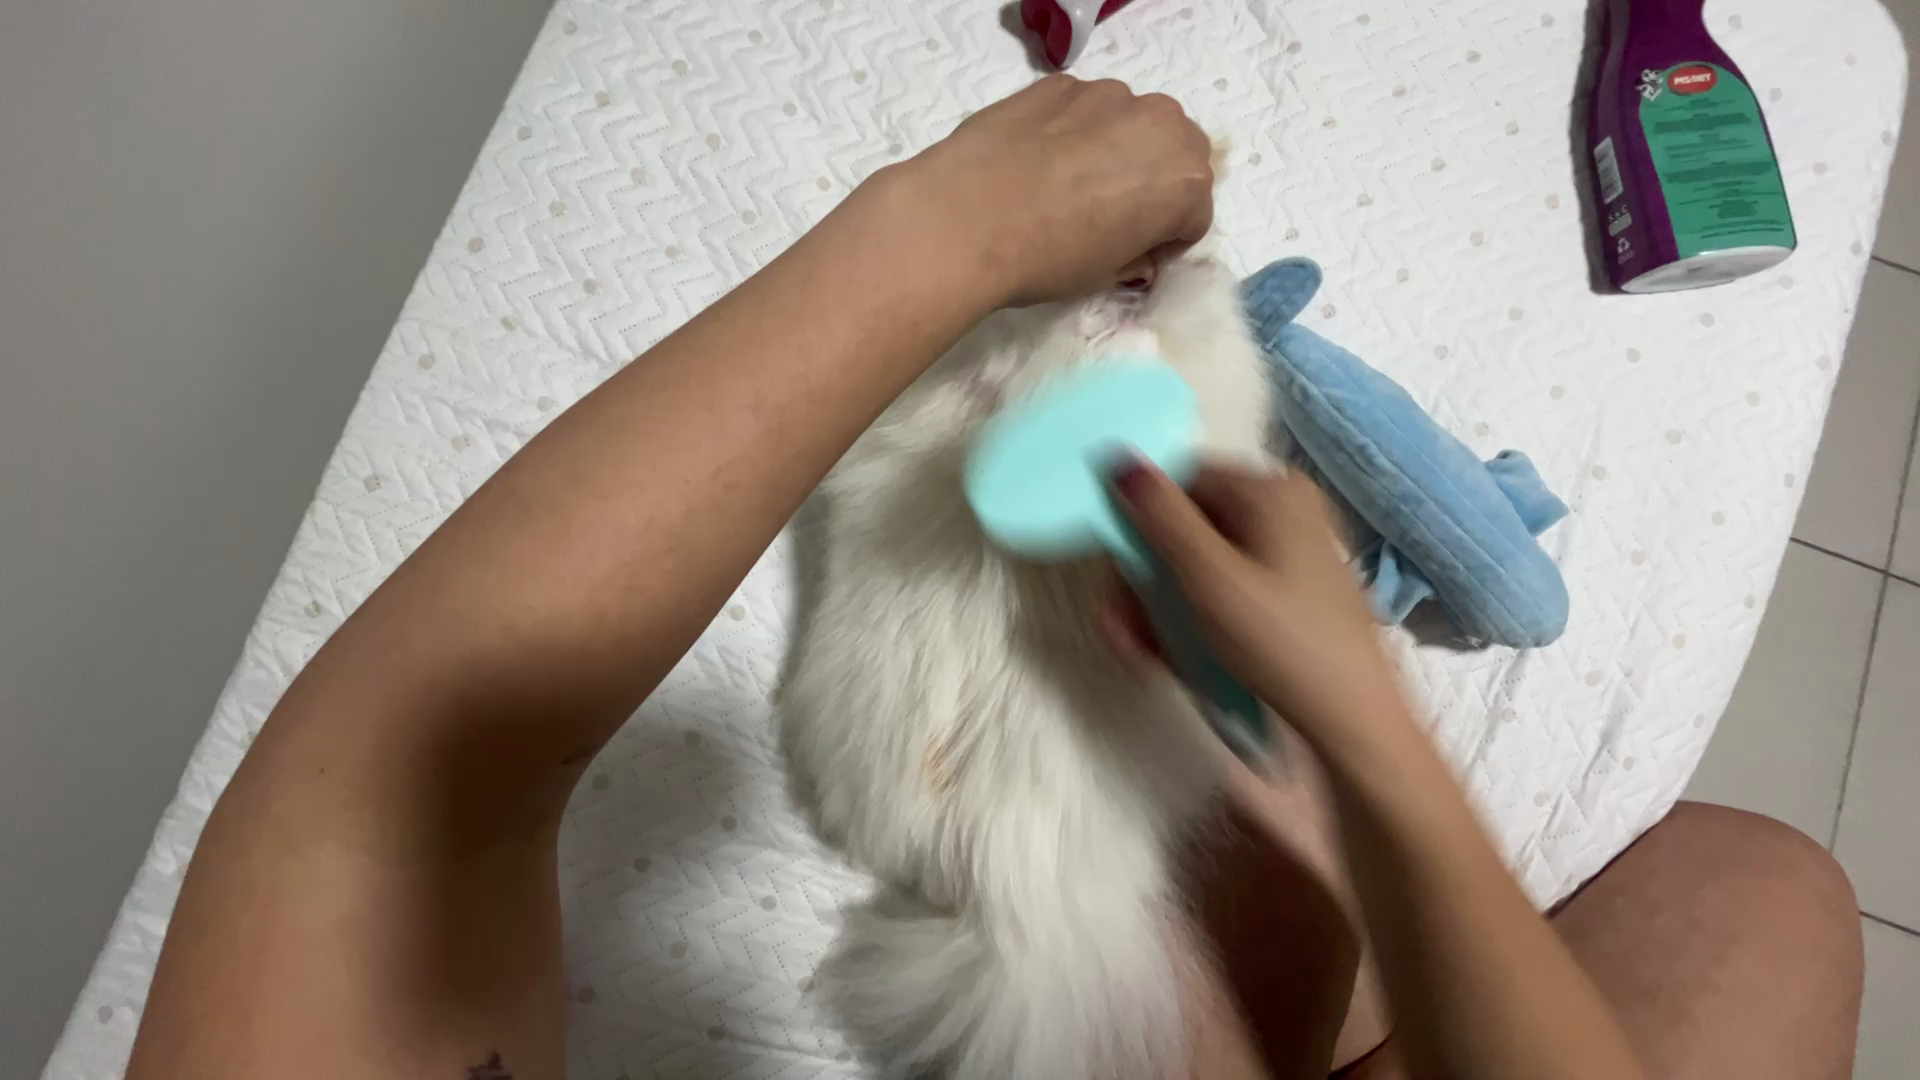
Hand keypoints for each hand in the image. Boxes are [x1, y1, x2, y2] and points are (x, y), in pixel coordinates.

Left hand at [899, 75, 1214, 307]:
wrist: (968, 218)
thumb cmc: (1047, 259)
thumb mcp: (1104, 274)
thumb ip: (1134, 253)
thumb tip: (1136, 247)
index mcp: (1185, 182)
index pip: (1194, 217)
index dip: (1165, 242)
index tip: (1134, 256)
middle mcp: (1161, 125)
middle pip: (1175, 157)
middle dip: (1152, 187)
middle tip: (1108, 219)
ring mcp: (1110, 95)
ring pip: (1129, 127)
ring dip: (1113, 154)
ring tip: (1064, 190)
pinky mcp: (1062, 83)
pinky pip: (1084, 112)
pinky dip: (1073, 135)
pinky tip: (1036, 165)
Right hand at [1107, 460, 1412, 750]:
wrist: (1351, 724)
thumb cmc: (1280, 644)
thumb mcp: (1210, 579)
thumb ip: (1161, 517)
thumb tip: (1120, 460)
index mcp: (1270, 491)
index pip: (1178, 481)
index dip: (1137, 522)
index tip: (1115, 572)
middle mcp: (1279, 510)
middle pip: (1183, 527)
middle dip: (1142, 578)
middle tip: (1120, 626)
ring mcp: (1285, 552)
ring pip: (1196, 563)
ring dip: (1156, 604)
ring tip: (1139, 650)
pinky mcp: (1285, 590)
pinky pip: (1220, 587)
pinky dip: (1189, 614)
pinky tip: (1168, 652)